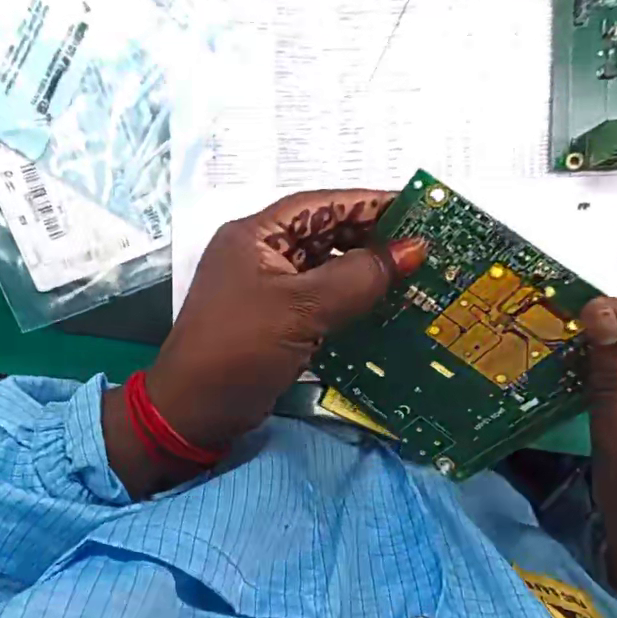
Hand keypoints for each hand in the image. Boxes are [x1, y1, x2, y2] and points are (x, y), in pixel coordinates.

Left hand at [104, 190, 428, 495]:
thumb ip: (358, 276)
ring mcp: (264, 291)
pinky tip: (382, 312)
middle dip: (371, 243)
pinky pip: (317, 304)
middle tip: (423, 252)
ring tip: (412, 280)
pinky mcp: (272, 324)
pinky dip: (347, 306)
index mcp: (254, 236)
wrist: (193, 413)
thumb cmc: (239, 350)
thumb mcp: (301, 309)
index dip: (371, 205)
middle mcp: (258, 256)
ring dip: (363, 277)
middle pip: (324, 236)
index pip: (322, 205)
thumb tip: (414, 249)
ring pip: (323, 272)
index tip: (420, 212)